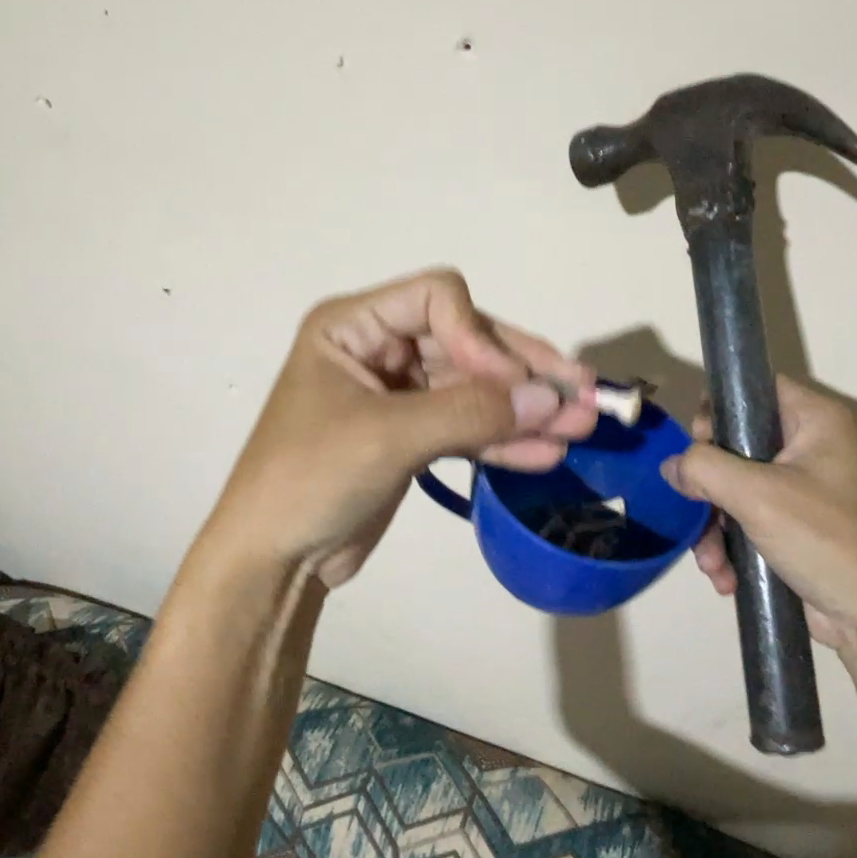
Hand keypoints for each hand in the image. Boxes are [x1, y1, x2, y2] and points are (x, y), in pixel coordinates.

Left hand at [199, 269, 598, 587]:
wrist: (273, 557)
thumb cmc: (311, 478)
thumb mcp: (388, 436)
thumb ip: (471, 412)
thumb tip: (552, 399)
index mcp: (353, 326)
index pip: (438, 299)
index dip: (480, 336)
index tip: (511, 386)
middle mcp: (379, 349)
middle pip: (467, 342)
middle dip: (523, 373)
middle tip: (583, 394)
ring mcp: (398, 395)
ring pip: (475, 389)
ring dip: (524, 409)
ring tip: (583, 427)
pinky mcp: (412, 438)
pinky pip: (467, 426)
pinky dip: (504, 440)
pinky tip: (546, 453)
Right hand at [659, 375, 856, 648]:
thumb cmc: (830, 540)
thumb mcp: (759, 496)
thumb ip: (705, 469)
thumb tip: (672, 466)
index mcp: (815, 422)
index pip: (754, 390)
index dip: (719, 411)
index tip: (698, 447)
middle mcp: (811, 449)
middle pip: (736, 447)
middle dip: (707, 489)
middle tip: (696, 512)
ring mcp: (805, 493)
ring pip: (736, 492)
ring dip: (714, 528)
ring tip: (712, 564)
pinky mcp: (799, 532)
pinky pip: (750, 525)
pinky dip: (732, 549)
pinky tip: (726, 579)